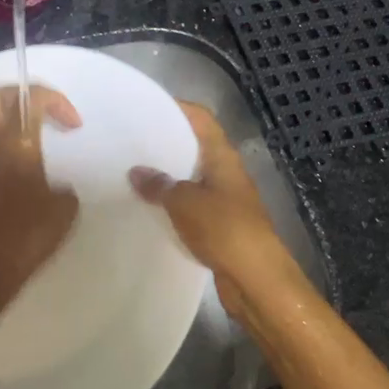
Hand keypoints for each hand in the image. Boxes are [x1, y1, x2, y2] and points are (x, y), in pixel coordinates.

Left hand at [0, 85, 81, 305]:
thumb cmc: (30, 233)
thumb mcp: (65, 207)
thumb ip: (64, 186)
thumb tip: (58, 186)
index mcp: (17, 142)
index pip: (30, 98)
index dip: (55, 100)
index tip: (73, 124)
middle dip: (22, 94)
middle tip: (46, 111)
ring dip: (6, 113)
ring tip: (30, 130)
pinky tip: (17, 155)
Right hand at [130, 102, 300, 317]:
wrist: (256, 281)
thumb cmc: (224, 229)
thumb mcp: (184, 202)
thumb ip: (159, 185)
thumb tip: (136, 171)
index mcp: (222, 156)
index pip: (200, 119)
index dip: (177, 108)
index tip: (147, 107)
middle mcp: (226, 173)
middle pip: (195, 147)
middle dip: (166, 143)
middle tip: (132, 141)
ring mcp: (226, 200)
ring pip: (193, 178)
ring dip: (169, 177)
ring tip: (134, 173)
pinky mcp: (221, 227)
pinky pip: (193, 206)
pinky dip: (174, 205)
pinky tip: (150, 209)